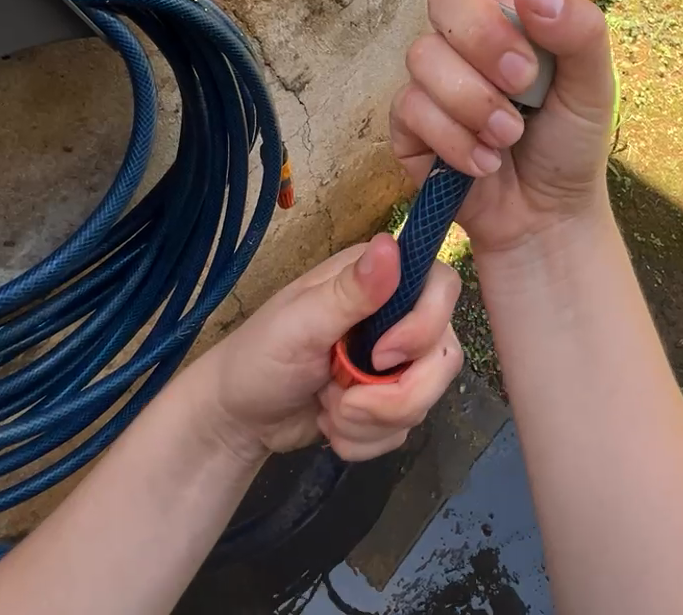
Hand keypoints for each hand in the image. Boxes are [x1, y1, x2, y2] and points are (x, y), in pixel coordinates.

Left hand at [185, 234, 462, 464]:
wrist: (237, 419)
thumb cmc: (259, 356)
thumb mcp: (300, 322)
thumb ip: (351, 290)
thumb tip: (391, 244)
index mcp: (381, 278)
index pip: (443, 288)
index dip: (425, 327)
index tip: (380, 355)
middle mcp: (400, 314)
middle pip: (445, 354)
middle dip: (395, 396)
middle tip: (342, 402)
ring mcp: (400, 360)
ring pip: (428, 397)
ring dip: (372, 420)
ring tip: (328, 409)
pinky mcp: (393, 400)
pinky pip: (408, 427)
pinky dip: (367, 438)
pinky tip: (332, 424)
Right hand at [389, 0, 617, 259]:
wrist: (549, 211)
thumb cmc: (570, 139)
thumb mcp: (594, 83)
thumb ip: (579, 30)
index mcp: (508, 13)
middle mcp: (463, 38)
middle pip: (444, 0)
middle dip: (486, 42)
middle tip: (523, 83)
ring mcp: (431, 81)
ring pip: (423, 59)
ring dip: (475, 103)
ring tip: (510, 136)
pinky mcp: (409, 126)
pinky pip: (411, 111)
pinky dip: (457, 141)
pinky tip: (486, 163)